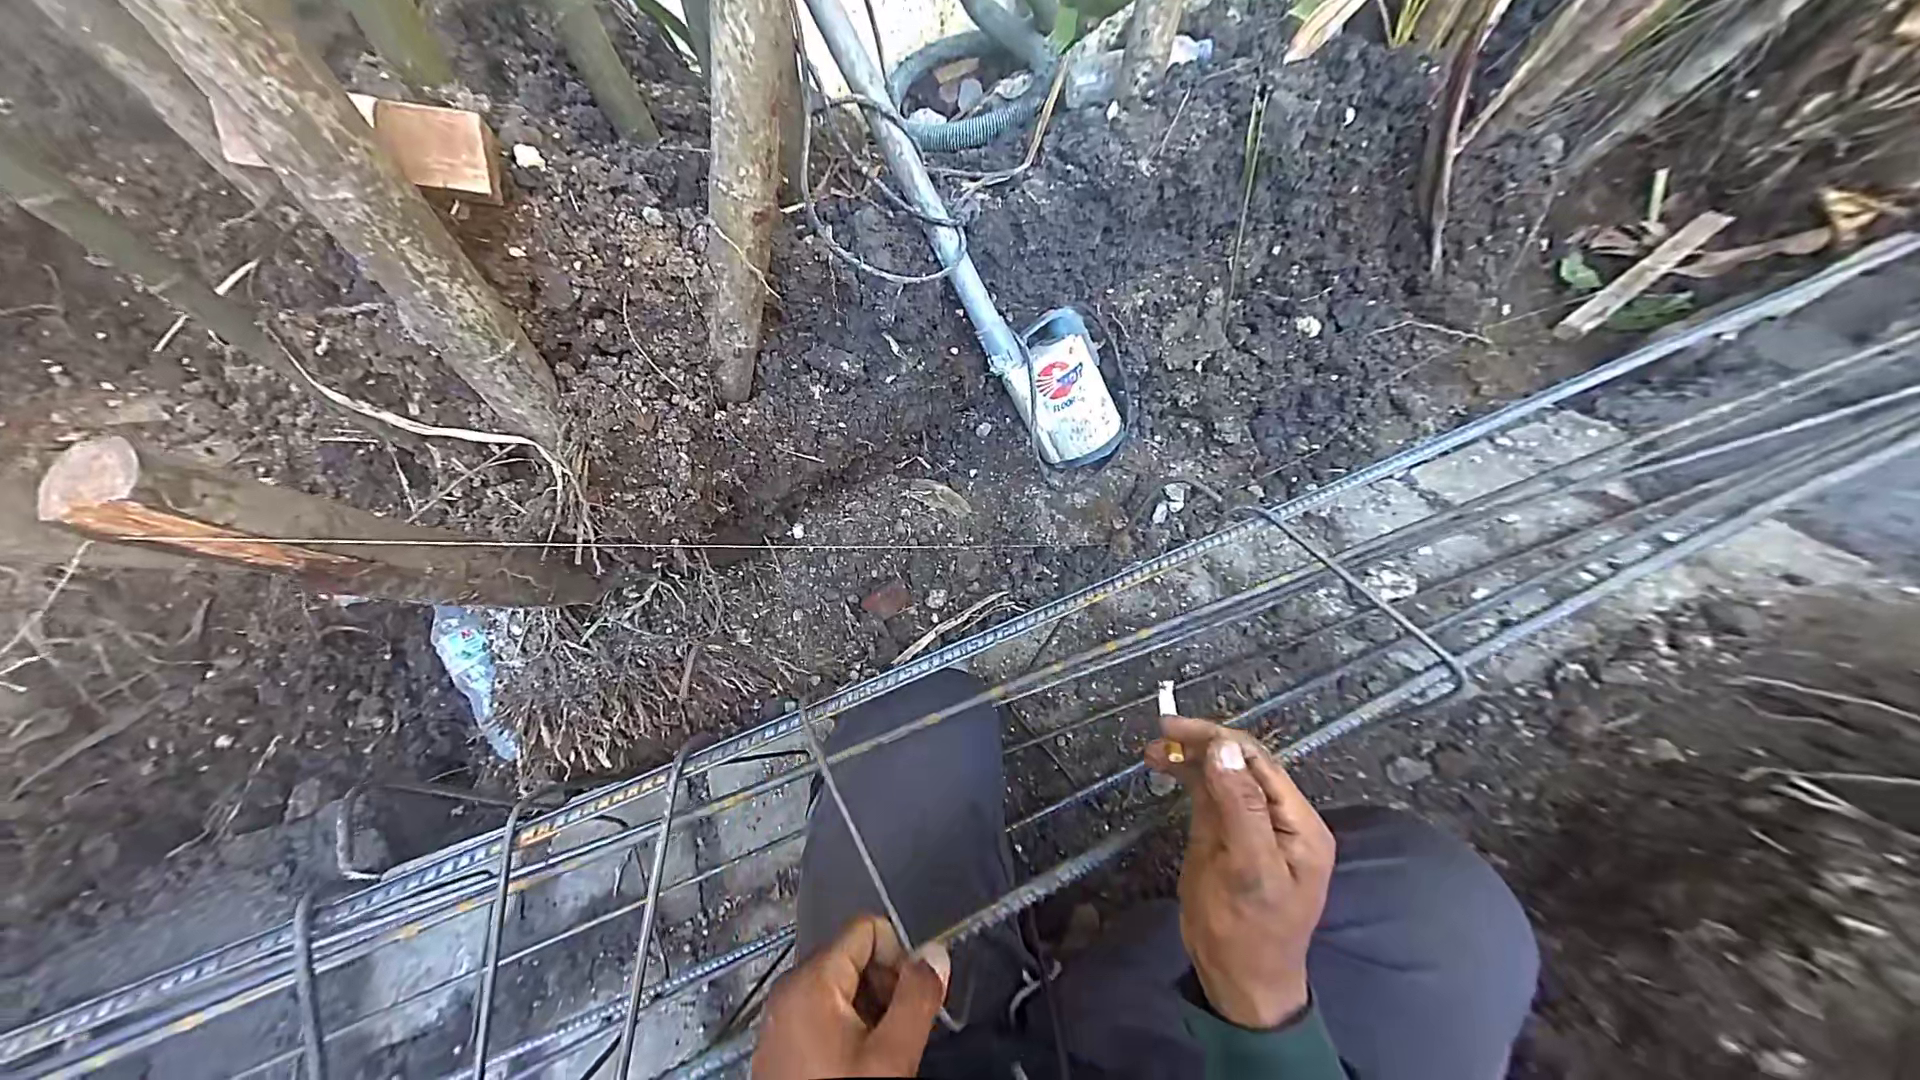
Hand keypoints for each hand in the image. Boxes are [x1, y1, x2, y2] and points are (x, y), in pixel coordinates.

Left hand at [751, 914, 950, 1078]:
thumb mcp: (891, 1058)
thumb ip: (918, 997)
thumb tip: (936, 952)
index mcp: (812, 978)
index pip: (868, 930)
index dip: (899, 957)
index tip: (909, 1002)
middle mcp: (790, 987)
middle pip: (855, 955)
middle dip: (885, 986)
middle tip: (896, 1035)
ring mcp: (782, 1016)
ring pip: (842, 986)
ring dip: (870, 1011)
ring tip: (877, 1057)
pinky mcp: (781, 1043)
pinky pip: (824, 1012)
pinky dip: (849, 1028)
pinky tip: (856, 1067)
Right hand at [1145, 716, 1335, 1029]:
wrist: (1236, 979)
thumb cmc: (1250, 931)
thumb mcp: (1250, 869)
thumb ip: (1241, 806)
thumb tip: (1223, 747)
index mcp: (1297, 822)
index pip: (1257, 761)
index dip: (1217, 738)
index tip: (1175, 730)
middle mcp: (1275, 815)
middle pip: (1238, 760)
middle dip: (1200, 742)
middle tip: (1160, 735)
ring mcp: (1248, 821)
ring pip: (1219, 771)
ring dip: (1188, 755)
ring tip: (1152, 751)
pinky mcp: (1223, 830)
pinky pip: (1206, 790)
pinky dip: (1184, 773)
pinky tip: (1163, 766)